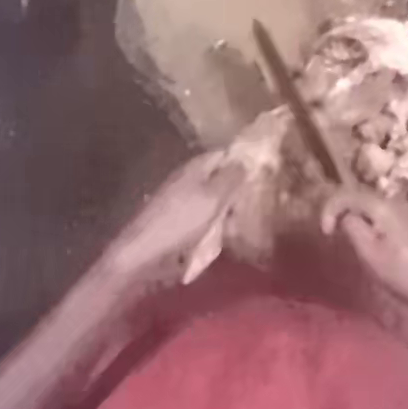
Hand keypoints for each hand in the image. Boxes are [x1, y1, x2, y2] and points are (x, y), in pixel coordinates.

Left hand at [103, 151, 246, 289]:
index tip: (264, 171)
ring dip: (228, 209)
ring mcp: (180, 201)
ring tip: (248, 220)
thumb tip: (245, 160)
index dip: (243, 160)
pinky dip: (215, 224)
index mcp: (194, 168)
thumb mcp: (212, 197)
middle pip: (218, 177)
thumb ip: (231, 177)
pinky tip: (226, 235)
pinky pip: (203, 218)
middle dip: (237, 188)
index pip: (223, 154)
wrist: (142, 254)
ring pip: (212, 199)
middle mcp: (186, 179)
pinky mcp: (176, 222)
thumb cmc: (181, 222)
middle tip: (260, 199)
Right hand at [320, 190, 407, 323]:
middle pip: (357, 197)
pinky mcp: (405, 225)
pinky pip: (377, 216)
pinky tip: (363, 241)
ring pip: (367, 207)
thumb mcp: (368, 251)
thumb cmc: (398, 271)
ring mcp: (401, 213)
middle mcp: (392, 203)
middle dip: (339, 212)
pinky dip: (364, 223)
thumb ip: (352, 227)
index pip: (346, 195)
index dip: (330, 209)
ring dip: (351, 217)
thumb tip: (344, 217)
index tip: (325, 233)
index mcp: (381, 206)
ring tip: (343, 237)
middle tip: (330, 233)